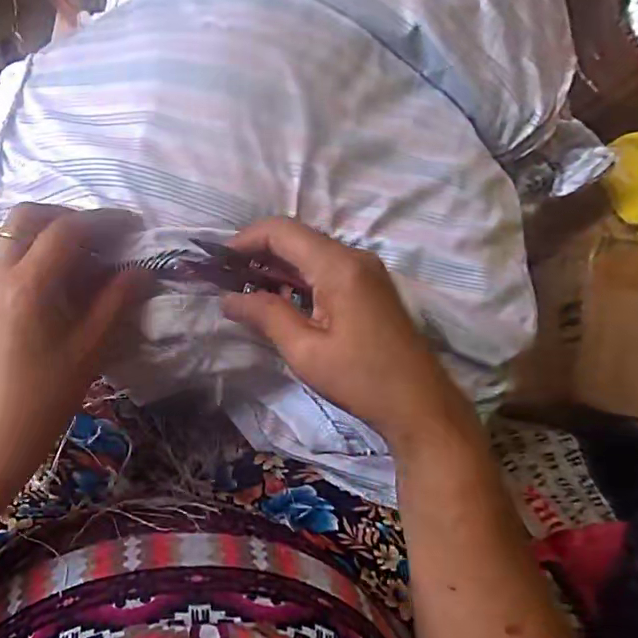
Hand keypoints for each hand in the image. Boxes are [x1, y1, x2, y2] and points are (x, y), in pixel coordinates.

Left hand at [0, 204, 150, 464]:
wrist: (2, 427)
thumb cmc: (49, 393)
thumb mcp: (91, 347)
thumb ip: (117, 300)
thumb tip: (143, 269)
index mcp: (28, 285)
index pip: (66, 230)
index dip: (103, 221)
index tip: (133, 225)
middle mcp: (2, 274)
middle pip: (30, 216)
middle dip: (70, 215)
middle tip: (104, 234)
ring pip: (16, 231)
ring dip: (52, 230)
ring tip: (88, 253)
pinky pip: (12, 252)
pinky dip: (39, 249)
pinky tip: (66, 276)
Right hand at [219, 218, 475, 450]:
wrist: (420, 406)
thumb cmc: (361, 379)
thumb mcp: (305, 350)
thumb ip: (266, 315)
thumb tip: (227, 298)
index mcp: (339, 267)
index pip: (282, 231)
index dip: (245, 240)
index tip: (217, 262)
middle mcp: (354, 258)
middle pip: (296, 239)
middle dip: (257, 254)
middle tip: (224, 280)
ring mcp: (365, 272)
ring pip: (310, 255)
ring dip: (275, 268)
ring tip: (243, 292)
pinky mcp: (369, 288)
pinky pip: (325, 270)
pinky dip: (297, 280)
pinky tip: (277, 302)